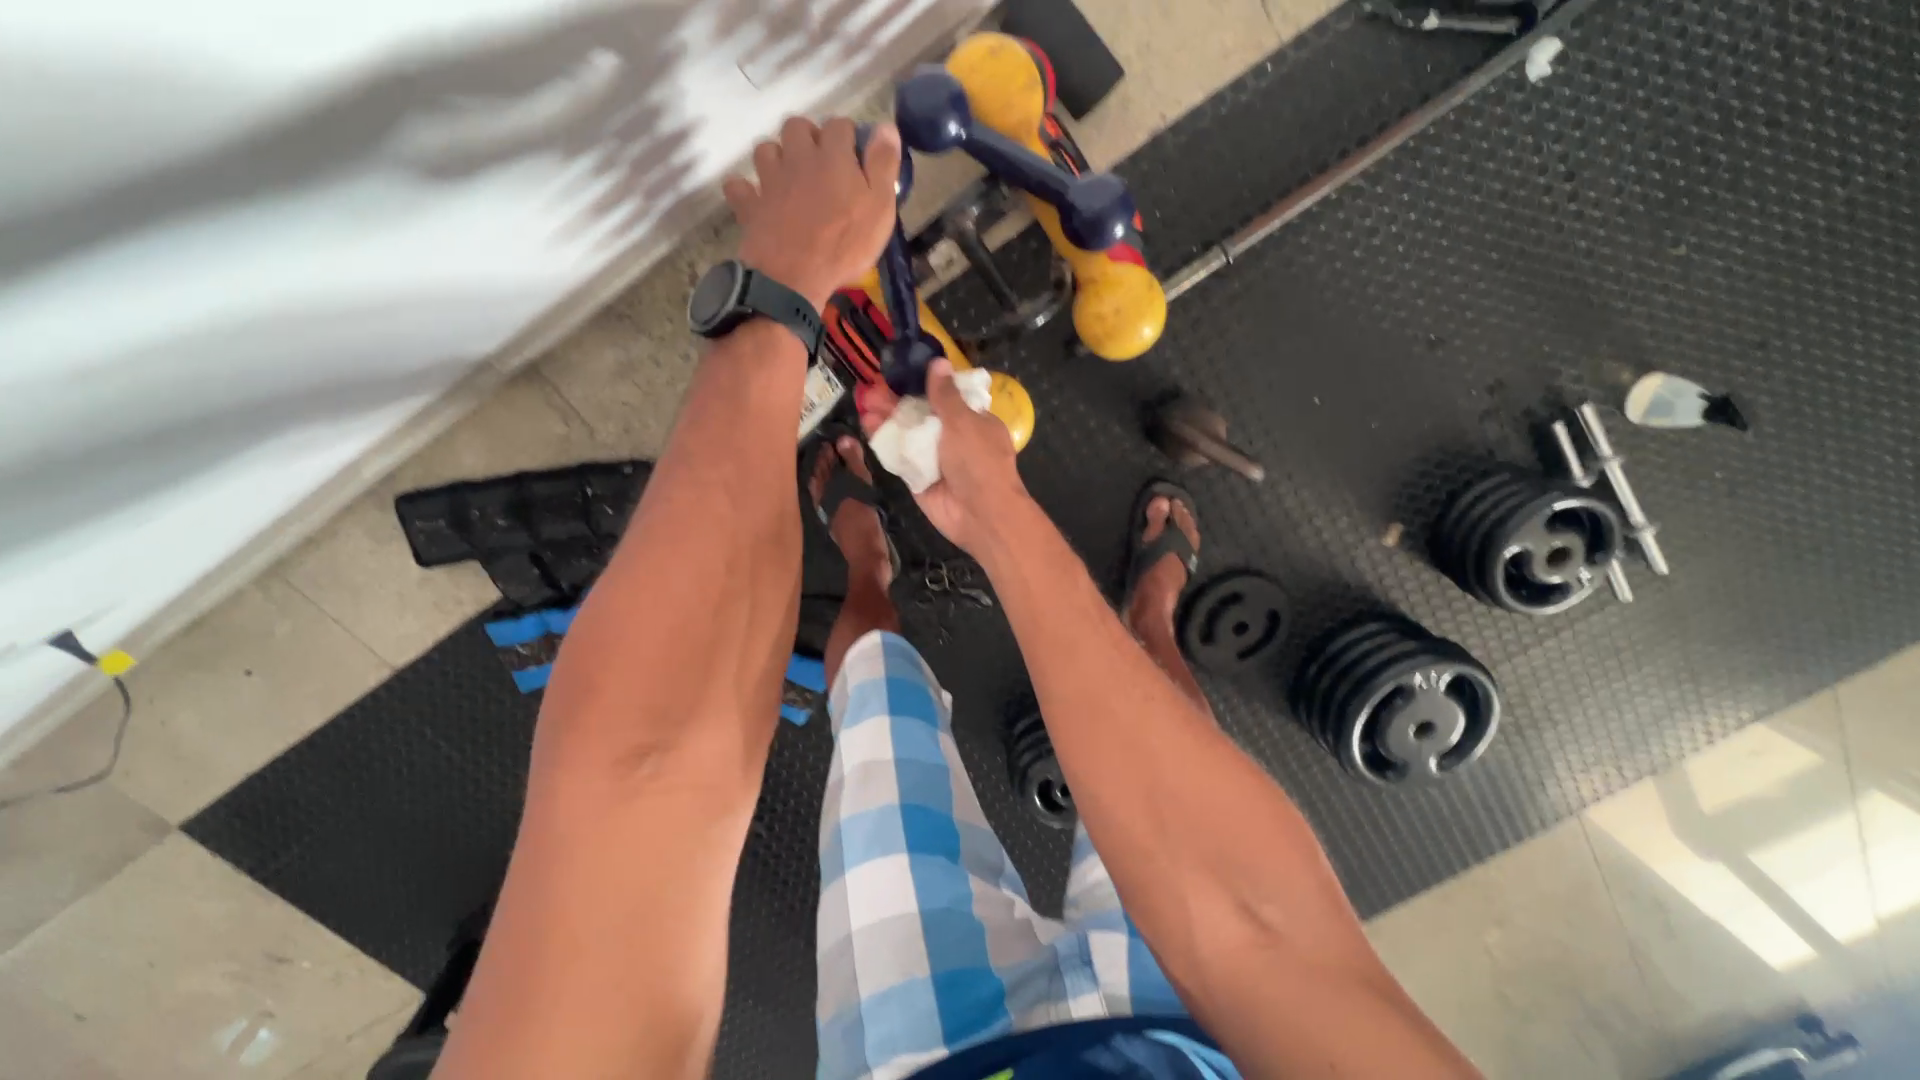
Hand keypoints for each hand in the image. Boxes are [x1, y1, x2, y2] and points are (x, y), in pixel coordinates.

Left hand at [724, 117, 901, 311]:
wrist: (794, 278)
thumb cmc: (845, 245)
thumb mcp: (880, 208)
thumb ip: (883, 165)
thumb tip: (886, 126)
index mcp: (832, 155)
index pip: (840, 125)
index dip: (848, 136)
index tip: (855, 156)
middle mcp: (797, 157)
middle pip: (796, 126)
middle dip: (808, 137)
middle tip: (821, 164)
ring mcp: (769, 180)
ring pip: (765, 149)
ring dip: (777, 158)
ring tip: (790, 178)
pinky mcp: (749, 205)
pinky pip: (738, 186)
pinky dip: (746, 190)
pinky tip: (756, 199)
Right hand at [860, 360, 1028, 555]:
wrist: (981, 514)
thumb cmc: (979, 461)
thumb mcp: (963, 421)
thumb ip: (945, 394)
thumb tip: (939, 362)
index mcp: (973, 421)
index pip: (946, 397)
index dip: (923, 384)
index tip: (900, 372)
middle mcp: (953, 438)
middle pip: (921, 414)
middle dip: (897, 400)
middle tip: (873, 388)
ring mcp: (934, 458)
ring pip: (907, 433)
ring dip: (886, 417)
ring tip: (865, 401)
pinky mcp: (917, 477)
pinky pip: (899, 456)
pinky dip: (884, 441)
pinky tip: (868, 425)